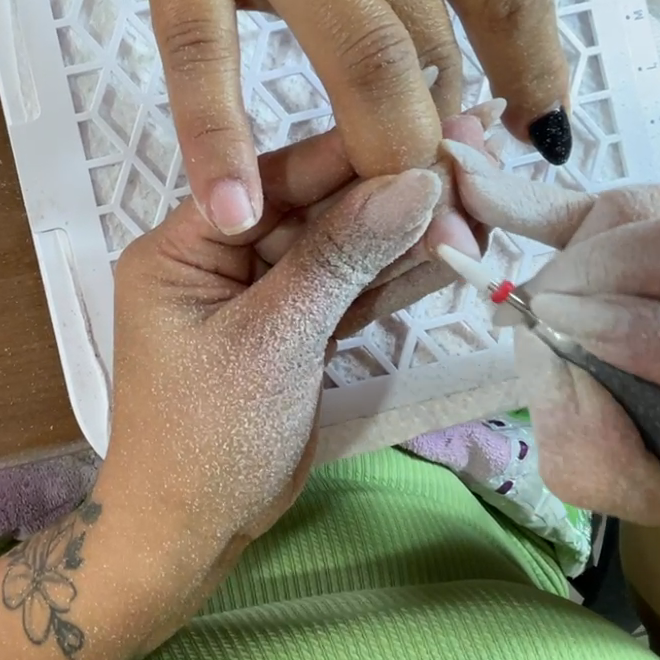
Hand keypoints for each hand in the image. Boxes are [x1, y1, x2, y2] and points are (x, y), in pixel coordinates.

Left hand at [99, 132, 441, 551]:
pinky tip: (452, 252)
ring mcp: (258, 294)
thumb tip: (414, 179)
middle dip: (387, 192)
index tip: (425, 129)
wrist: (193, 530)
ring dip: (403, 233)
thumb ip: (339, 257)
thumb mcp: (273, 338)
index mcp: (182, 246)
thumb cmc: (211, 433)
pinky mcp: (291, 329)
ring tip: (477, 195)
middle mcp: (218, 258)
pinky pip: (344, 292)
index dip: (348, 155)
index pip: (271, 181)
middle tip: (469, 153)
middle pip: (312, 210)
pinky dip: (392, 279)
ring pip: (336, 251)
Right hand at [444, 141, 659, 525]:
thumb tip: (548, 360)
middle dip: (613, 269)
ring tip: (547, 296)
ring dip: (590, 246)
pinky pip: (638, 192)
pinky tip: (480, 189)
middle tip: (541, 308)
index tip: (575, 337)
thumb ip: (599, 455)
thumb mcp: (658, 496)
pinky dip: (551, 199)